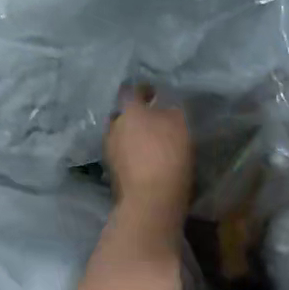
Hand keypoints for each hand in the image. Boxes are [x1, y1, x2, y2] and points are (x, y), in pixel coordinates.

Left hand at [105, 87, 193, 221]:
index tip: (153, 93)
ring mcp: (109, 153)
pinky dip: (128, 156)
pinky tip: (141, 161)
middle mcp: (113, 129)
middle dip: (130, 116)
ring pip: (117, 138)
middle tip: (147, 120)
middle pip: (119, 116)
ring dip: (128, 137)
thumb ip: (168, 111)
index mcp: (129, 111)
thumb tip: (162, 107)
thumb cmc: (168, 154)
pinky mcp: (111, 175)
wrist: (151, 198)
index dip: (142, 90)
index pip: (129, 91)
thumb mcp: (179, 124)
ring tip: (145, 143)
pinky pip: (119, 157)